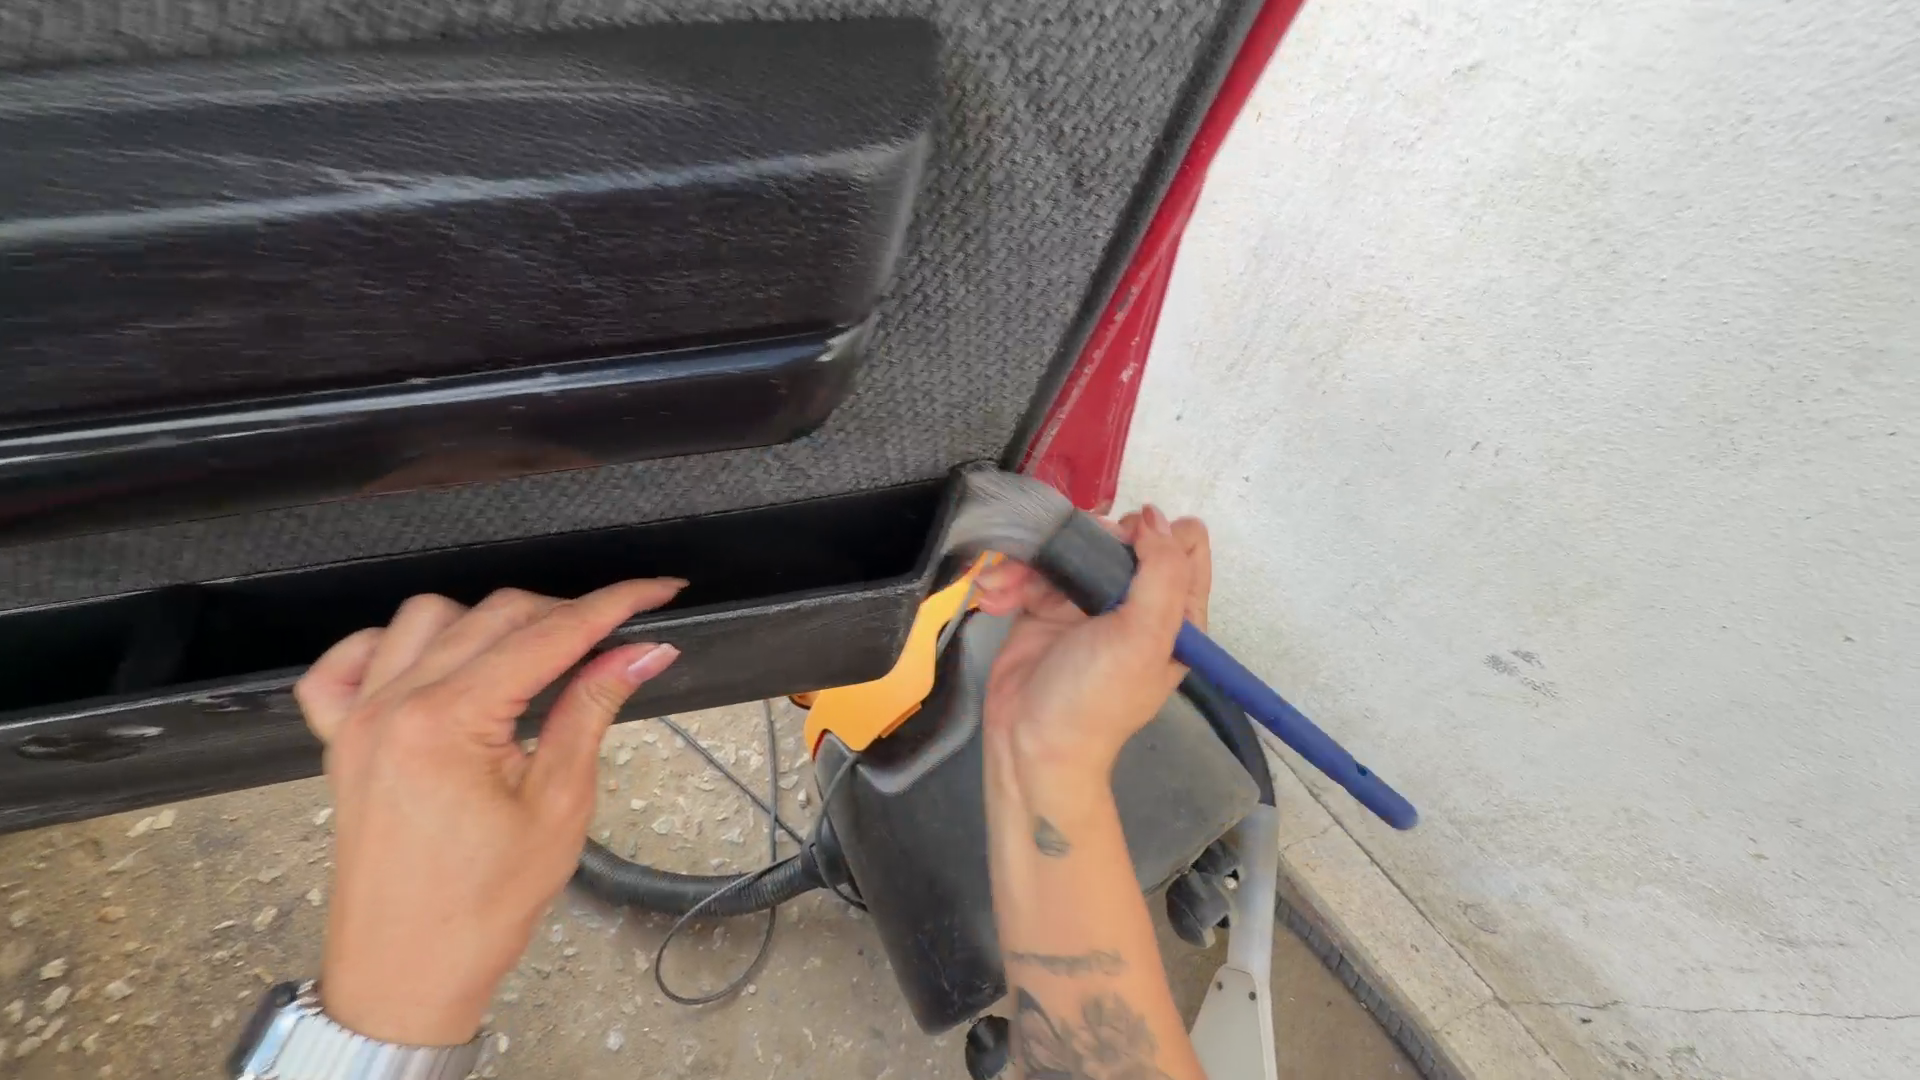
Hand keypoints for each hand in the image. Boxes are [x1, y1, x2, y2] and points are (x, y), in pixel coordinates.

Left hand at [291, 579, 684, 1044]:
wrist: (408, 974)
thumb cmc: (489, 900)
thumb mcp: (562, 800)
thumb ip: (594, 706)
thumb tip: (645, 651)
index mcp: (449, 721)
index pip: (550, 634)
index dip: (615, 604)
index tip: (660, 590)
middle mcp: (393, 704)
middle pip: (496, 614)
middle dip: (568, 612)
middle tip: (618, 637)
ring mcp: (357, 717)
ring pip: (429, 617)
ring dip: (492, 621)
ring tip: (538, 656)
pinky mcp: (340, 738)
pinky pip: (350, 660)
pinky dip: (398, 643)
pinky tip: (440, 661)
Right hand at [973, 505, 1210, 791]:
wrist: (1029, 743)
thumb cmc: (1095, 697)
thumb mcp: (1144, 637)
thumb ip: (1161, 572)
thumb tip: (1155, 516)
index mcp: (1174, 612)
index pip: (1183, 545)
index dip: (1154, 535)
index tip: (1122, 551)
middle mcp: (1133, 602)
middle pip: (1118, 537)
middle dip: (1083, 542)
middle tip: (1063, 565)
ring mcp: (1086, 603)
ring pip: (1068, 549)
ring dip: (1030, 562)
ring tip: (1003, 586)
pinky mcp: (1043, 607)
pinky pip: (1031, 572)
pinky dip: (1008, 579)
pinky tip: (992, 597)